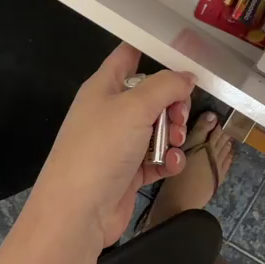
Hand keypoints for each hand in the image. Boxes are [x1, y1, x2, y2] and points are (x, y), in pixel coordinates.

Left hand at [29, 44, 194, 247]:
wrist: (77, 213)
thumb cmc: (100, 149)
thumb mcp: (135, 107)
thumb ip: (166, 86)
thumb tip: (188, 77)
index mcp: (104, 87)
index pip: (129, 54)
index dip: (153, 50)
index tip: (184, 54)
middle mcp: (110, 111)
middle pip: (152, 93)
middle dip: (173, 102)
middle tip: (180, 114)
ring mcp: (119, 143)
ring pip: (158, 126)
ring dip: (173, 133)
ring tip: (174, 143)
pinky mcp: (128, 171)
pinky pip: (157, 157)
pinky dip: (168, 159)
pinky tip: (172, 165)